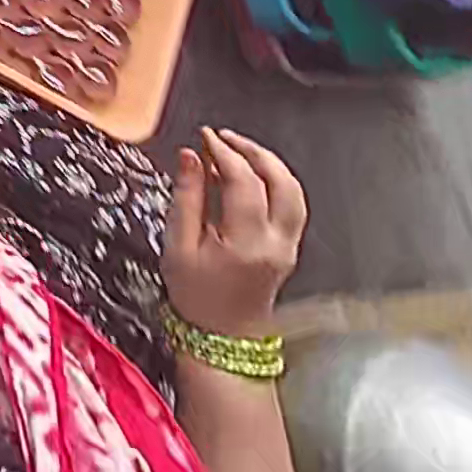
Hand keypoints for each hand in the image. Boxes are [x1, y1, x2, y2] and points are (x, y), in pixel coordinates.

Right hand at [162, 128, 306, 338]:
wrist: (221, 335)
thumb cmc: (194, 292)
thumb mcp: (178, 243)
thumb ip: (186, 196)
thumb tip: (190, 156)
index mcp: (246, 243)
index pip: (243, 182)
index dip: (223, 152)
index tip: (203, 137)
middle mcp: (276, 243)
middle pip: (281, 183)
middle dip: (253, 151)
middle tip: (224, 137)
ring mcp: (288, 246)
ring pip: (294, 192)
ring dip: (267, 163)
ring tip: (236, 148)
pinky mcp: (289, 247)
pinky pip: (290, 203)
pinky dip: (272, 180)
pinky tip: (247, 173)